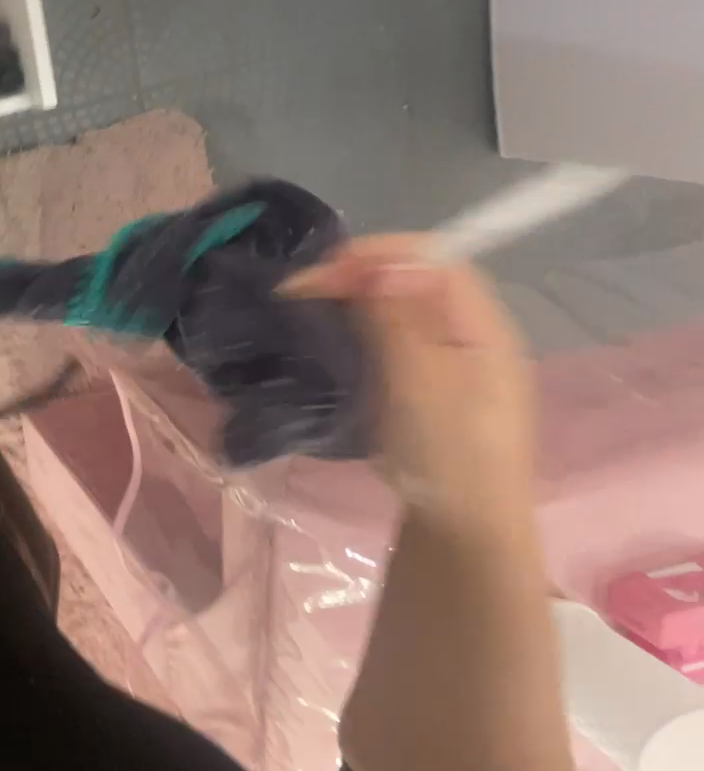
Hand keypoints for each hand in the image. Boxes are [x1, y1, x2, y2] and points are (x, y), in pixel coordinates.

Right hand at [282, 235, 536, 526]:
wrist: (460, 525)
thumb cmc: (444, 454)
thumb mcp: (420, 384)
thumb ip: (401, 321)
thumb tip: (382, 261)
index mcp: (481, 331)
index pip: (433, 261)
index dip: (376, 255)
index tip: (318, 275)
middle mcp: (468, 334)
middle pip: (413, 276)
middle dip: (355, 271)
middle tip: (299, 291)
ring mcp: (447, 356)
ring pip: (397, 301)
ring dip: (350, 294)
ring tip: (305, 306)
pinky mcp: (423, 377)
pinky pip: (389, 327)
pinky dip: (355, 319)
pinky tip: (328, 333)